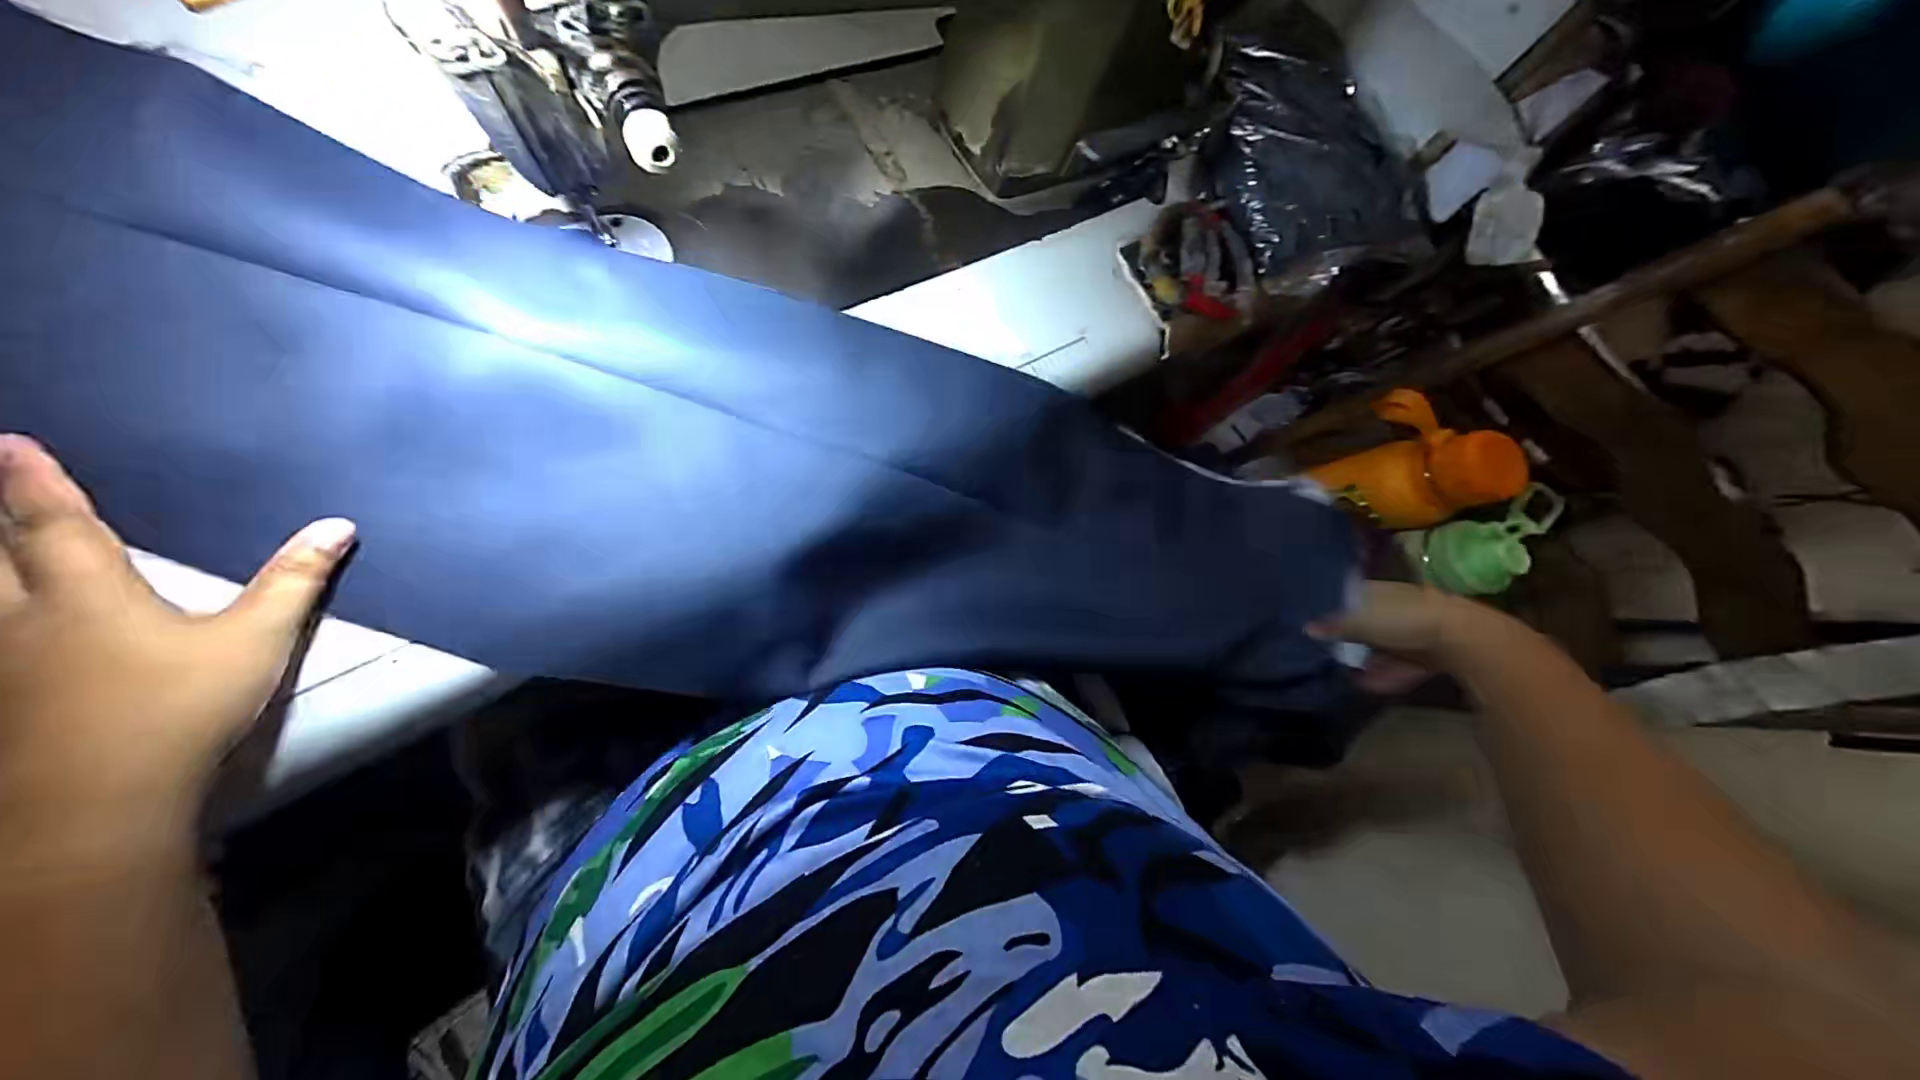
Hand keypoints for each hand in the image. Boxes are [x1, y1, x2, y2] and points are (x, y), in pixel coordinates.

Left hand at [0, 435, 354, 817]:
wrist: (94, 801)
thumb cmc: (180, 706)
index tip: (10, 443)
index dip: (34, 482)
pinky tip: (10, 634)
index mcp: (86, 596)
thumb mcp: (257, 640)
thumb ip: (293, 581)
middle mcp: (20, 620)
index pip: (55, 524)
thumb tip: (338, 524)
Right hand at [1310, 581, 1510, 685]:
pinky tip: (1368, 686)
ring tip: (1346, 676)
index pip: (1344, 598)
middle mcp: (1391, 608)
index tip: (1309, 625)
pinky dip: (1385, 676)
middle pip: (1362, 624)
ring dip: (1365, 663)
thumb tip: (1306, 628)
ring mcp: (1410, 632)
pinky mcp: (1426, 655)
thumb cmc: (1402, 619)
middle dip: (1346, 641)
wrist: (1460, 638)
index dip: (1327, 611)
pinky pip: (1399, 666)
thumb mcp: (1359, 620)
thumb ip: (1333, 625)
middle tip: (1325, 655)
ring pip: (1380, 648)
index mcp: (1374, 592)